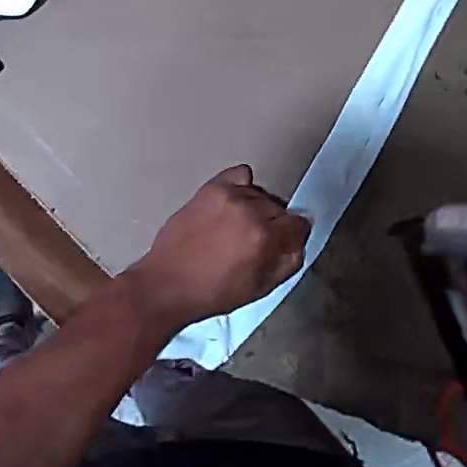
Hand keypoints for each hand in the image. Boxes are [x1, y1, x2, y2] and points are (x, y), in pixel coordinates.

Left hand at [124, 166, 309, 334]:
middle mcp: (250, 211)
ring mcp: (229, 196)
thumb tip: (299, 239)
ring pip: (262, 193)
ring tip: (238, 227)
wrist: (166, 284)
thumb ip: (290, 260)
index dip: (293, 235)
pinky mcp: (211, 188)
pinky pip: (240, 174)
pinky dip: (242, 186)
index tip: (283, 242)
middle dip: (274, 224)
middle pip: (281, 207)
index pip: (300, 222)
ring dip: (256, 208)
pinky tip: (233, 205)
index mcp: (265, 237)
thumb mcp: (261, 287)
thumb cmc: (212, 292)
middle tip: (255, 241)